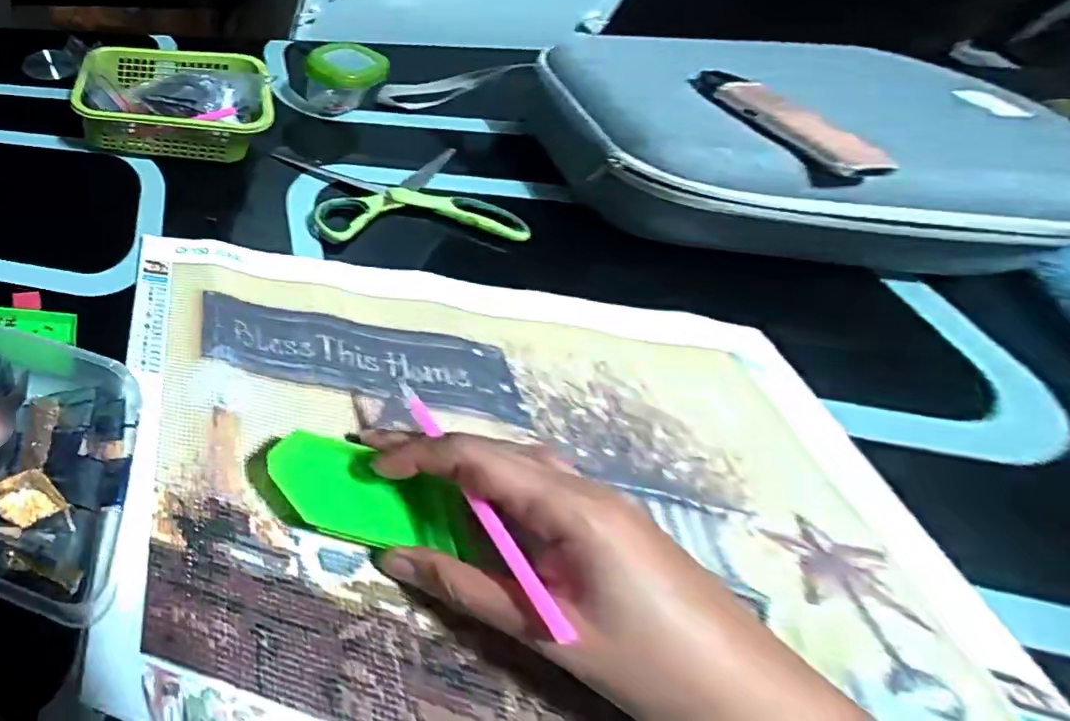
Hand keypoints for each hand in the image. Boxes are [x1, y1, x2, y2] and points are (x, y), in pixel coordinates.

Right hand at [360, 430, 864, 720]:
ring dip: (460, 459)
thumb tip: (392, 556)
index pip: (473, 456)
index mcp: (568, 503)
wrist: (768, 709)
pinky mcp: (609, 519)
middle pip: (489, 447)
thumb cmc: (655, 669)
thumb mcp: (548, 631)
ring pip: (513, 458)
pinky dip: (492, 481)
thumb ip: (466, 587)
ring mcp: (599, 499)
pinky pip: (536, 480)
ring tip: (416, 470)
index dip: (415, 454)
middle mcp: (581, 485)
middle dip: (427, 446)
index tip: (372, 465)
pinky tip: (481, 504)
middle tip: (373, 448)